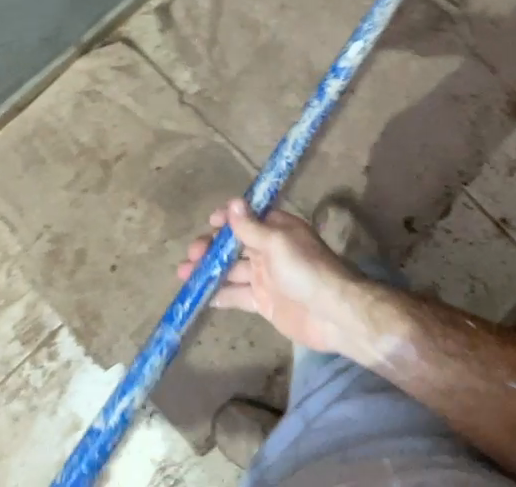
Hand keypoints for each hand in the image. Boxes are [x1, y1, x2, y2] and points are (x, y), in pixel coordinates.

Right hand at [177, 199, 373, 354]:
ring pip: (231, 271)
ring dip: (209, 271)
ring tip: (184, 273)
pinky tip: (201, 296)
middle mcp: (269, 251)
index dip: (228, 219)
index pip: (248, 218)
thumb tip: (232, 202)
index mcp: (277, 230)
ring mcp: (266, 278)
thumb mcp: (276, 243)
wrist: (331, 314)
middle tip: (192, 254)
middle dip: (211, 248)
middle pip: (235, 246)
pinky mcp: (264, 303)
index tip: (210, 222)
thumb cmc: (305, 270)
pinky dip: (220, 294)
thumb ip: (251, 227)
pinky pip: (237, 296)